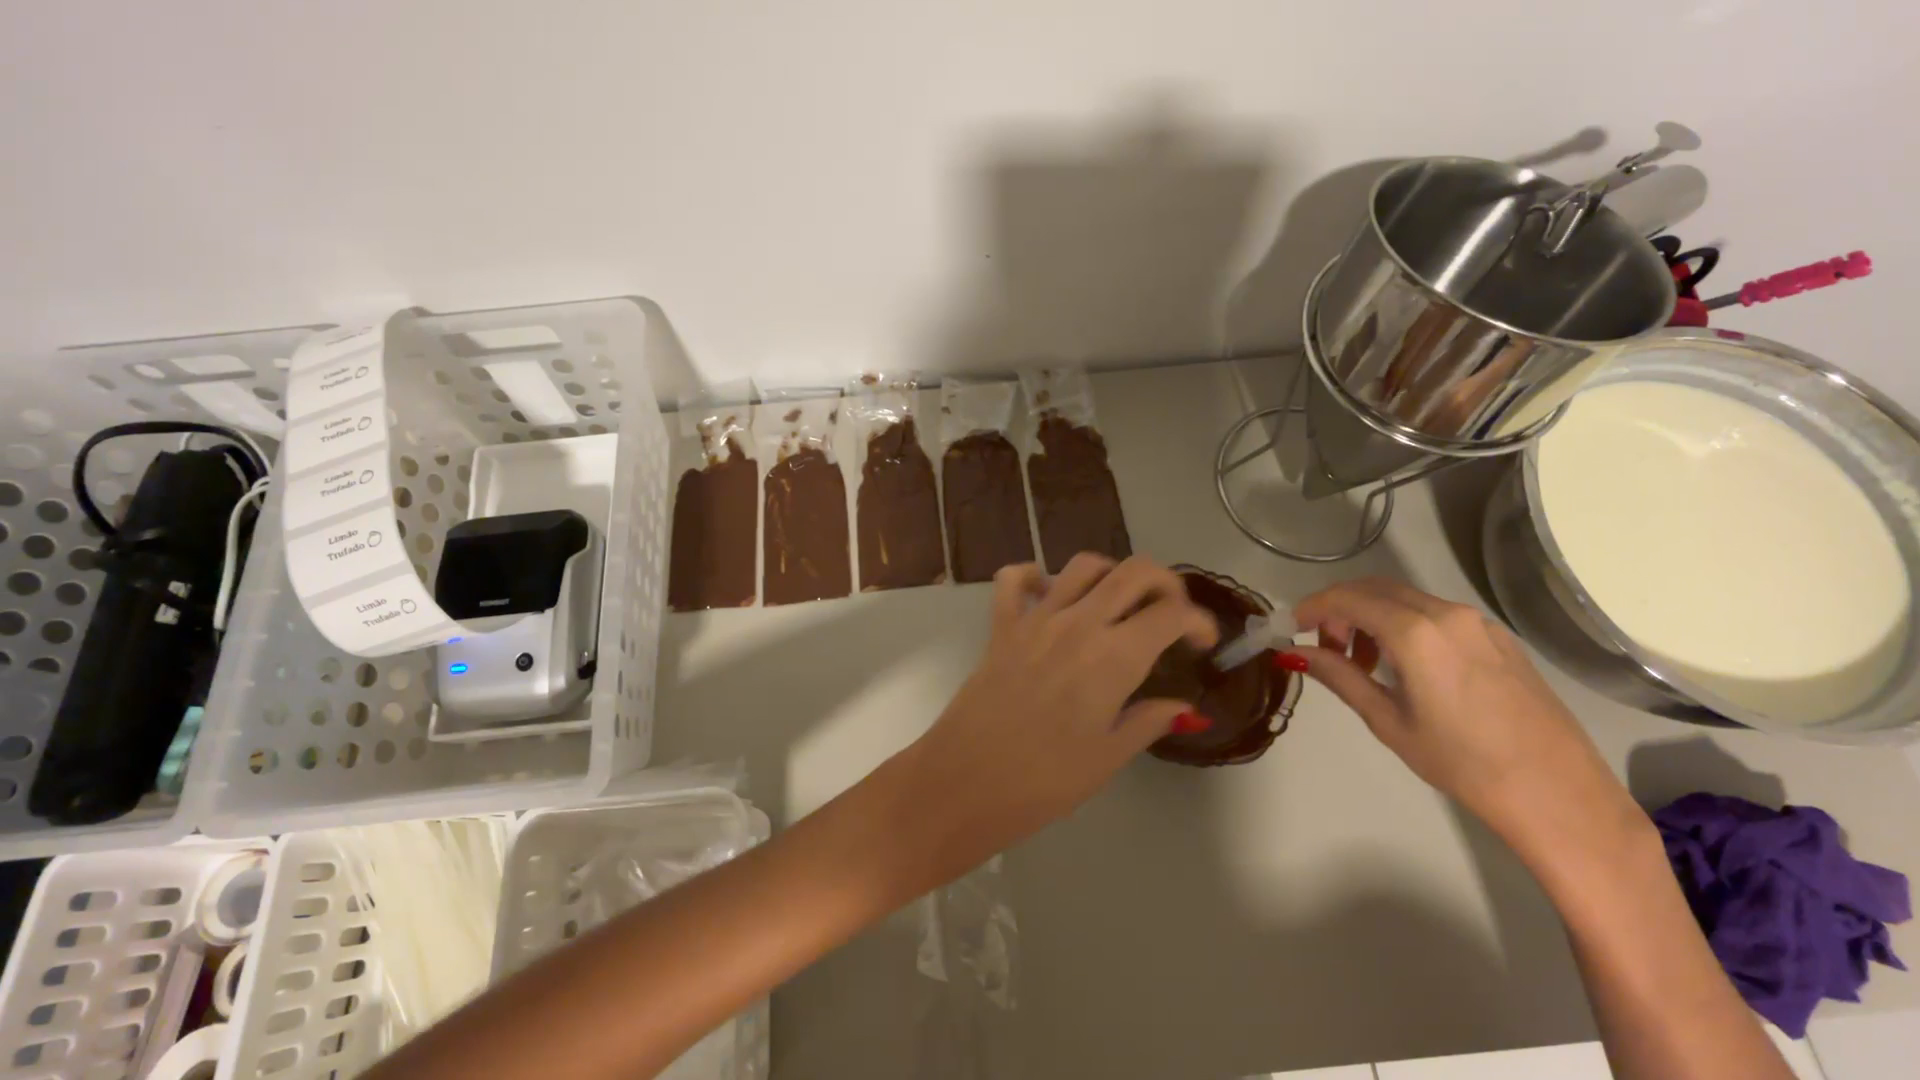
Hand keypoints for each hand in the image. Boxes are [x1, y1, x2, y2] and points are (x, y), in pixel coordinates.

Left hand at [890, 554, 1218, 884]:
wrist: (963, 782)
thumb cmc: (1043, 781)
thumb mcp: (1108, 757)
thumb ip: (1149, 721)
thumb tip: (1185, 707)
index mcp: (1114, 656)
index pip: (1172, 614)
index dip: (1199, 622)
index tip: (1203, 645)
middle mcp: (1078, 623)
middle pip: (1134, 572)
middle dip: (1165, 583)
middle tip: (1171, 615)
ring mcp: (1035, 620)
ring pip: (1082, 566)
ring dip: (1110, 574)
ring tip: (1119, 606)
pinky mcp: (1000, 628)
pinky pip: (1014, 580)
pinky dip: (1034, 576)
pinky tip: (1049, 596)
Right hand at [1289, 578, 1641, 860]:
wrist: (1555, 790)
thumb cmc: (1462, 763)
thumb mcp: (1389, 722)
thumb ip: (1341, 678)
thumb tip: (1295, 654)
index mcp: (1416, 633)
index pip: (1348, 598)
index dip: (1313, 607)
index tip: (1292, 628)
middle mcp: (1447, 613)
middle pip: (1377, 589)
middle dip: (1341, 609)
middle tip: (1323, 647)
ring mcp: (1478, 623)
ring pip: (1408, 599)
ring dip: (1373, 617)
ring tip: (1363, 664)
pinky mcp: (1499, 638)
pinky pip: (1437, 615)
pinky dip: (1406, 625)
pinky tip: (1406, 668)